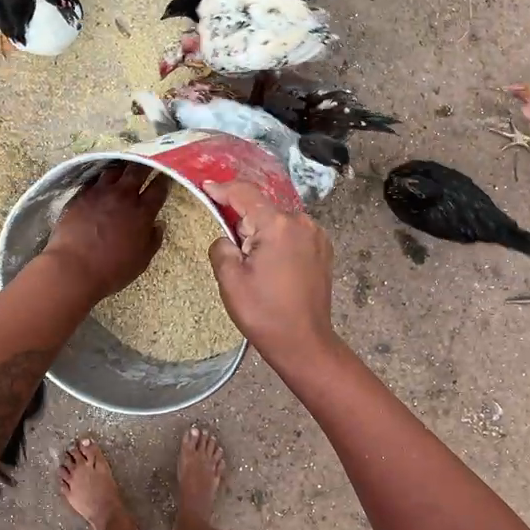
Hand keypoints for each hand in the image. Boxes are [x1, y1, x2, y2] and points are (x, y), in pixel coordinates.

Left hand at [41, 162, 170, 302]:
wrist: (73, 267)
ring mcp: (100, 193)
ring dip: (122, 166)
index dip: (165, 179)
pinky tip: (101, 178)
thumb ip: (153, 240)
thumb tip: (158, 224)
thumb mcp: (141, 261)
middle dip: (145, 163)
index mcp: (142, 212)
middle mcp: (123, 196)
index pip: (159, 188)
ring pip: (114, 169)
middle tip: (148, 159)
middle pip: (138, 170)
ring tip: (124, 165)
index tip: (167, 174)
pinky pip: (94, 179)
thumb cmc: (111, 270)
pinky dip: (101, 177)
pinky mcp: (81, 195)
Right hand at [203, 180, 340, 366]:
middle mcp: (301, 222)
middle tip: (234, 251)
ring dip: (262, 232)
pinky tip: (273, 265)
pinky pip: (293, 234)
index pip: (244, 194)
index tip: (206, 187)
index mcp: (277, 225)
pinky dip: (279, 240)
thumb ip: (221, 247)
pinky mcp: (323, 249)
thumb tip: (228, 238)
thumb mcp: (230, 279)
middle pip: (263, 208)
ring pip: (278, 221)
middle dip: (243, 221)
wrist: (304, 342)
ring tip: (254, 263)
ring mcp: (316, 235)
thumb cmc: (264, 312)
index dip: (222, 188)